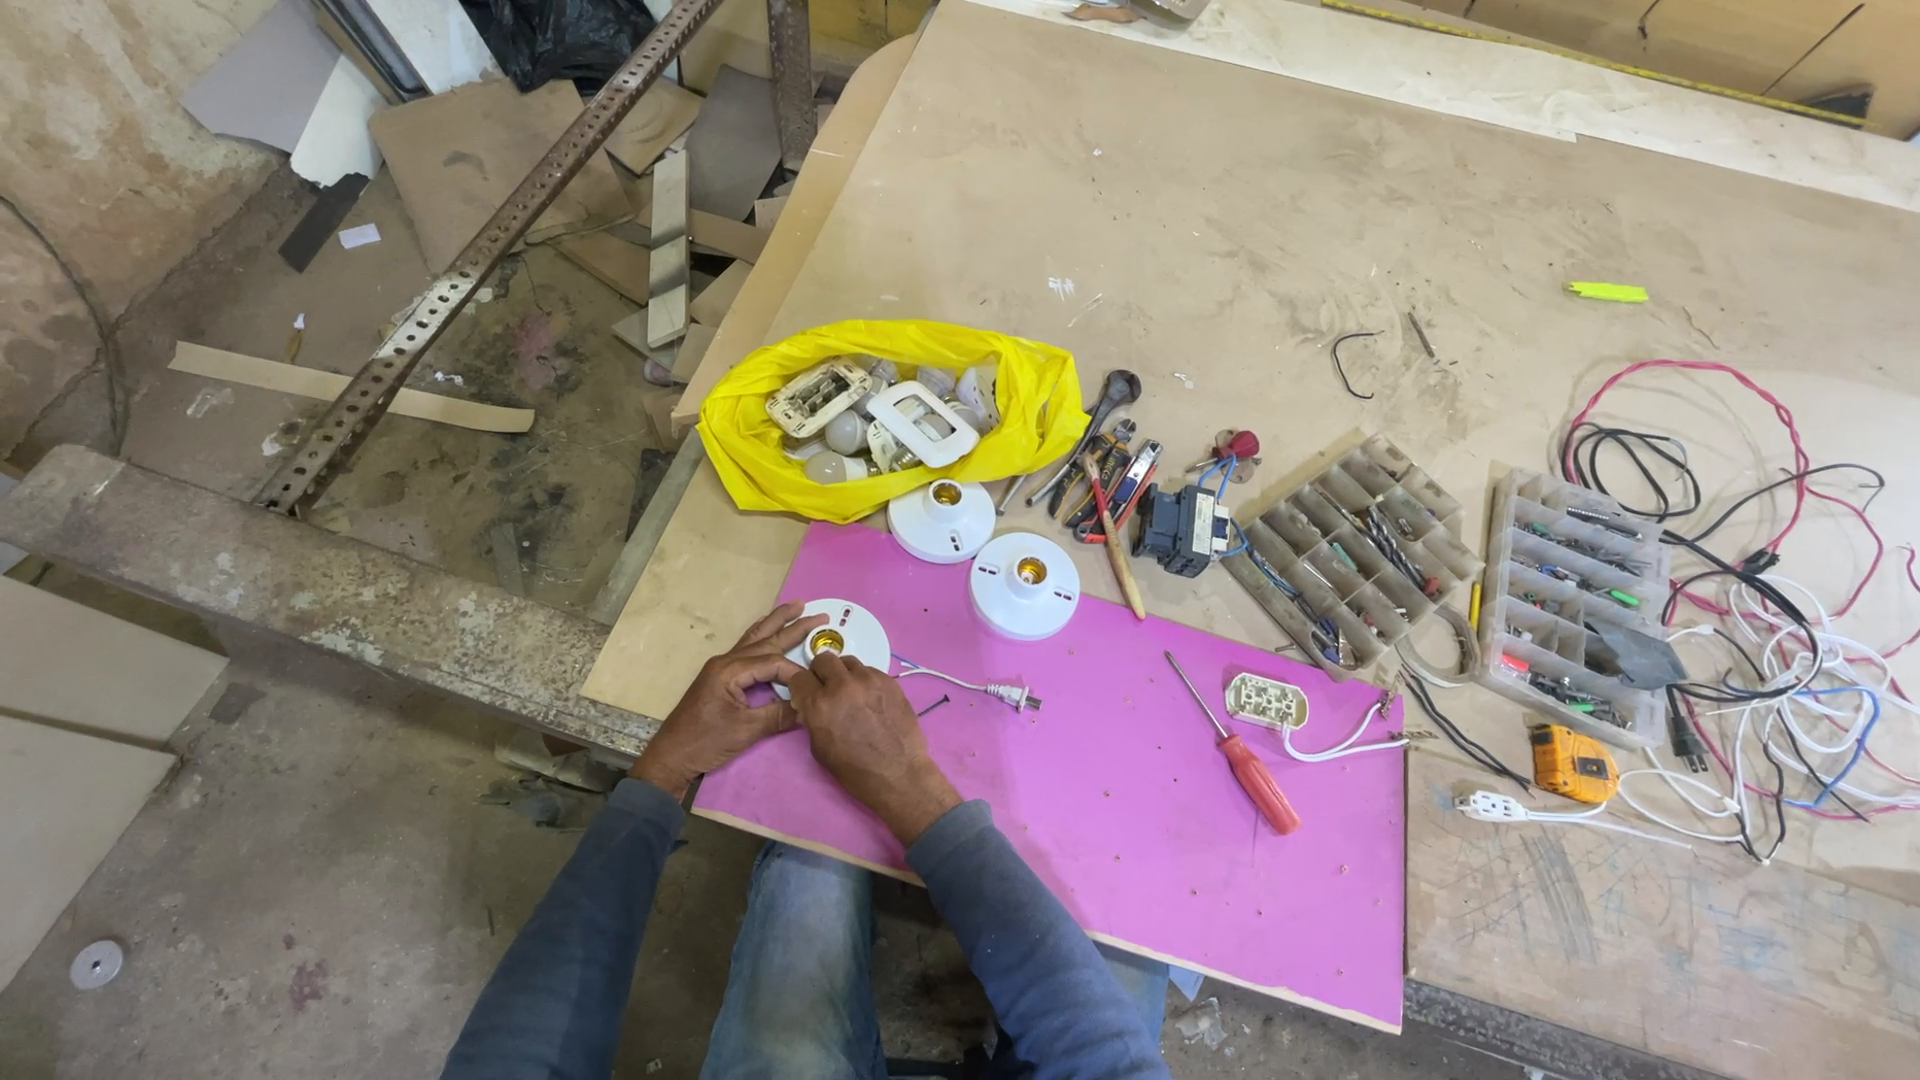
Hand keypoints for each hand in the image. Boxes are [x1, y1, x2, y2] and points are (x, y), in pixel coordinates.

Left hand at [630, 603, 828, 798]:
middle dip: (793, 626)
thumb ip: (779, 715)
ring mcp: (720, 667)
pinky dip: (762, 636)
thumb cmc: (705, 743)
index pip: (773, 663)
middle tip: (818, 615)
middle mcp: (725, 662)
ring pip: (754, 638)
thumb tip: (808, 706)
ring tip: (796, 607)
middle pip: (765, 639)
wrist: (671, 757)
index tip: (811, 686)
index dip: (795, 673)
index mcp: (730, 671)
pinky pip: (746, 648)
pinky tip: (769, 629)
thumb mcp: (746, 731)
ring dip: (776, 622)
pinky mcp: (720, 676)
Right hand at [787, 653, 960, 844]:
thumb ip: (812, 718)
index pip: (799, 677)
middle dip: (821, 673)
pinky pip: (870, 671)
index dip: (801, 686)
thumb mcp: (820, 748)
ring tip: (851, 693)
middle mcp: (842, 685)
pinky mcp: (889, 681)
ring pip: (848, 661)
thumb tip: (811, 705)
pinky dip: (864, 680)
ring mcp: (869, 680)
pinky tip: (870, 699)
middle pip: (824, 659)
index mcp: (819, 704)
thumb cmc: (855, 770)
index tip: (806, 694)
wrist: (898, 773)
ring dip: (844, 674)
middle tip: (827, 689)